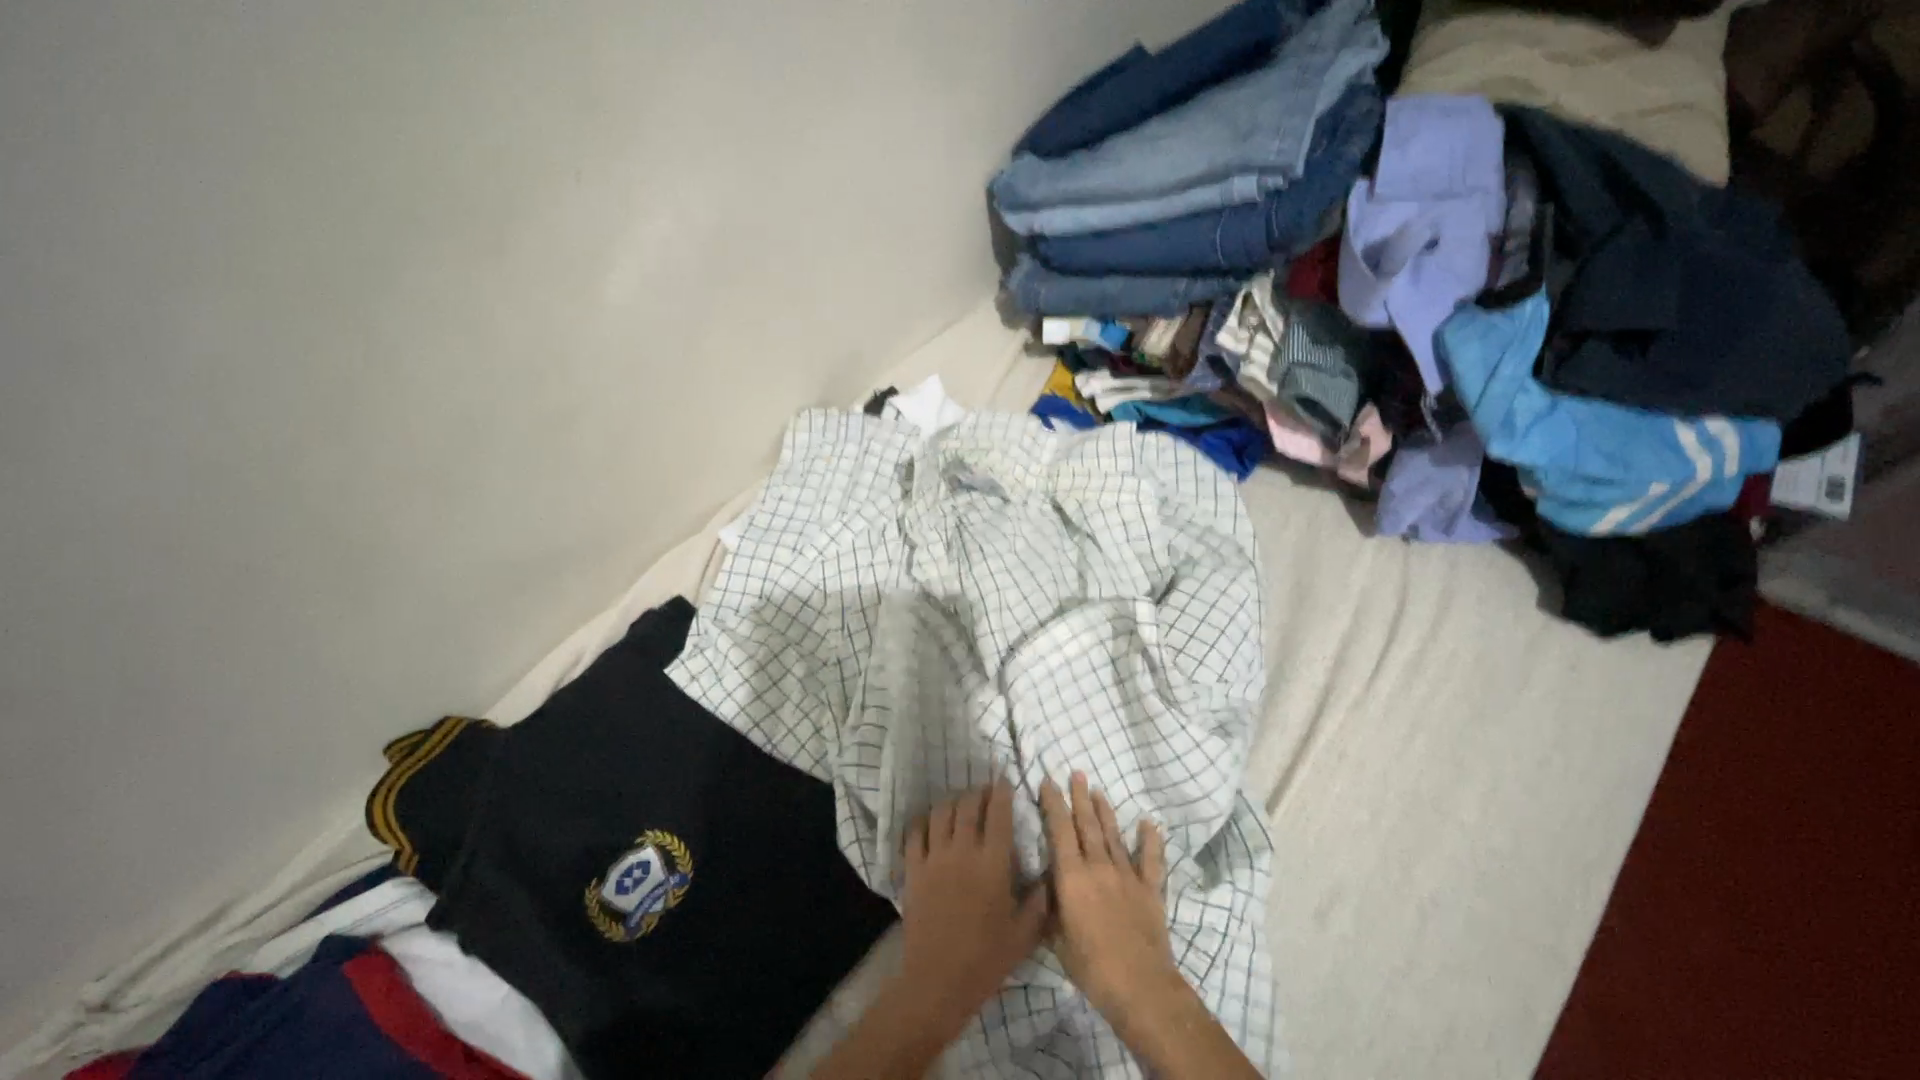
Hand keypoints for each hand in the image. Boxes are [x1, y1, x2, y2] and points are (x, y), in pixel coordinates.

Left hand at [899, 784, 1050, 1023]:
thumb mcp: (1025, 933)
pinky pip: (915, 833)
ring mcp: (934, 858)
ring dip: (952, 803)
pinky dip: (923, 822)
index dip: (1002, 791)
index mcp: (993, 862)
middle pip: (967, 805)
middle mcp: (963, 850)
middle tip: (984, 792)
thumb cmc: (987, 958)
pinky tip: (930, 823)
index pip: (998, 813)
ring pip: (941, 813)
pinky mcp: (913, 870)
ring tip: (960, 805)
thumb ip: (1040, 902)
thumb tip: (1049, 877)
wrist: (938, 980)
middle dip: (978, 792)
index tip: (1004, 780)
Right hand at [1039, 772, 1182, 1024]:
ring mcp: (1128, 876)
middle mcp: (1099, 867)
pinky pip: (1150, 859)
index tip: (1048, 781)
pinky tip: (1148, 823)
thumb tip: (1046, 886)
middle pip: (1087, 825)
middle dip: (1080, 797)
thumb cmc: (1089, 966)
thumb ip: (1051, 907)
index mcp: (1072, 878)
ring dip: (1105, 811)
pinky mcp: (1151, 890)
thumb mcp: (1056, 938)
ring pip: (1114, 836)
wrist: (1139, 983)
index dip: (1053, 804)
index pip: (1059, 831)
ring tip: (1098, 790)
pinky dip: (1150, 840)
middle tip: (1076, 773)